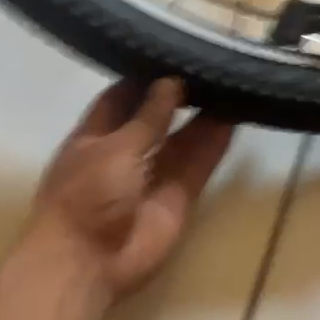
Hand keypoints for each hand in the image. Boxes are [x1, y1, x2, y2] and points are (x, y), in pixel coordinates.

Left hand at [23, 78, 233, 299]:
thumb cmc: (85, 197)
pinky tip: (234, 120)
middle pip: (156, 119)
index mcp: (95, 137)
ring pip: (183, 141)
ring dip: (204, 119)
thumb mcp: (116, 148)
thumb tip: (172, 82)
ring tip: (231, 89)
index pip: (120, 99)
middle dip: (180, 97)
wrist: (88, 262)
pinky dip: (215, 145)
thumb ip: (149, 116)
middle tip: (212, 69)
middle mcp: (125, 153)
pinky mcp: (178, 197)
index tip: (173, 56)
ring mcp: (153, 176)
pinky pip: (199, 165)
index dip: (144, 79)